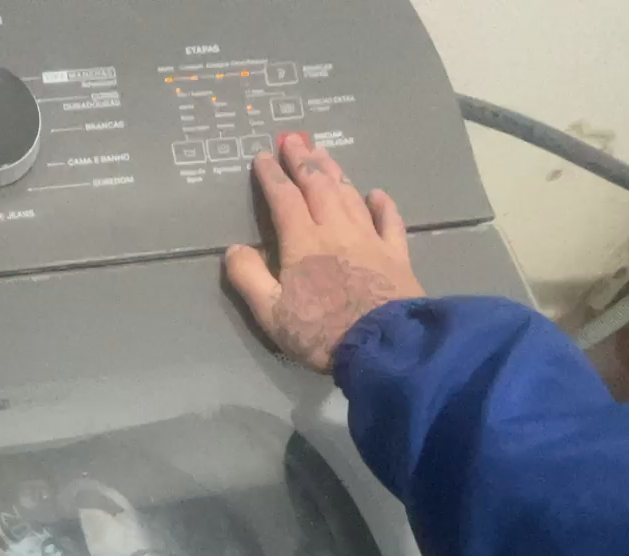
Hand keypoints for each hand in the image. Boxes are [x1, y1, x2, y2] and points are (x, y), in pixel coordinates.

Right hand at [224, 133, 424, 372]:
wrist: (382, 343)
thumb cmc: (320, 331)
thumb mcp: (271, 313)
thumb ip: (249, 279)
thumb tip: (233, 249)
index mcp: (302, 242)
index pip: (283, 199)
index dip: (271, 176)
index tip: (262, 157)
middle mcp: (336, 230)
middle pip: (318, 186)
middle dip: (303, 161)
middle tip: (294, 139)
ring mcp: (369, 239)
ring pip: (350, 195)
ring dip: (335, 172)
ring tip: (324, 153)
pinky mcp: (395, 255)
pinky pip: (389, 221)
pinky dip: (381, 204)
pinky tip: (375, 193)